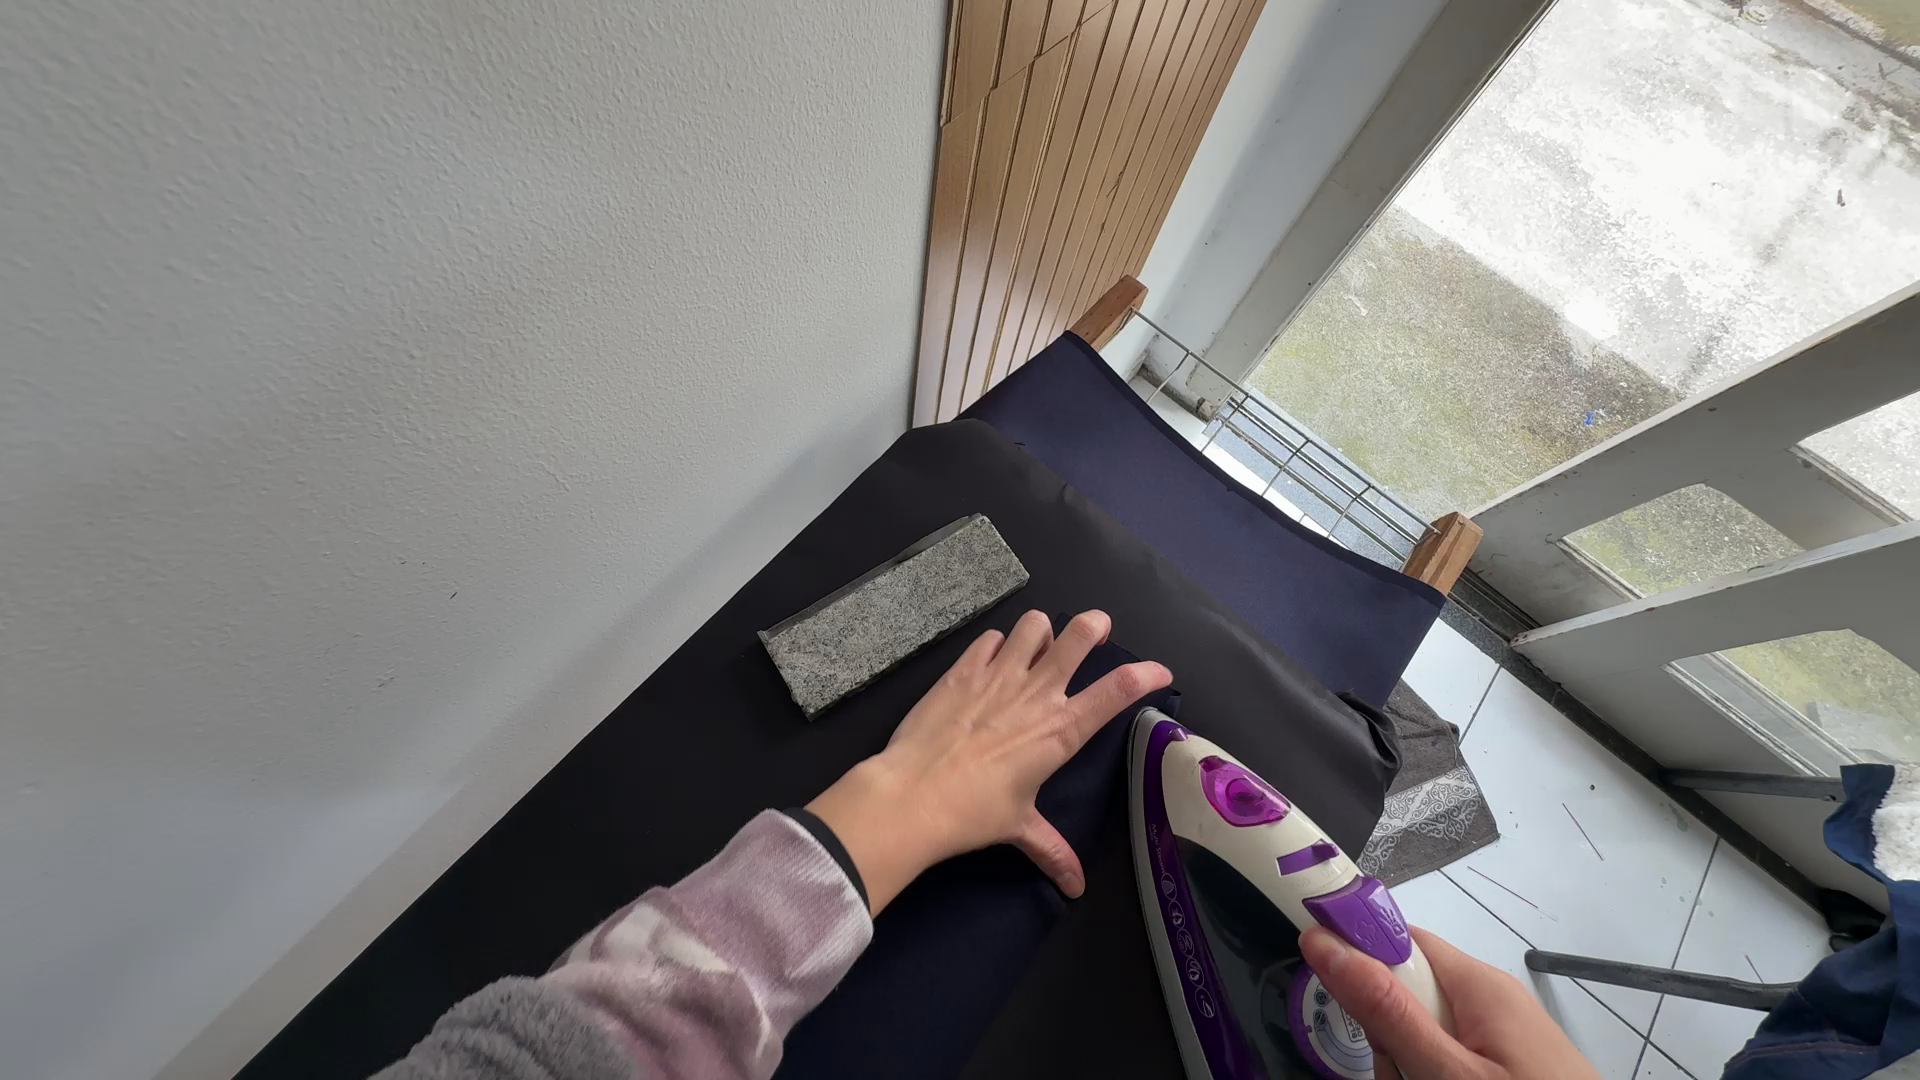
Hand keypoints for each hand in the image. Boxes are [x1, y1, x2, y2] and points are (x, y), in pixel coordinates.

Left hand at [808, 609, 1170, 913]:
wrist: (914, 794)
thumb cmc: (974, 813)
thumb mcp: (1019, 827)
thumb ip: (1051, 849)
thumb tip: (1074, 886)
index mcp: (1060, 730)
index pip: (1117, 690)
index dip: (1147, 674)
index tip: (1161, 671)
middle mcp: (1037, 692)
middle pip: (1079, 635)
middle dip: (1095, 625)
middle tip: (1096, 630)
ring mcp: (999, 673)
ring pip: (1035, 624)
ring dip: (1042, 630)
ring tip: (1038, 645)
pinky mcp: (963, 668)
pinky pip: (990, 638)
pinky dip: (997, 644)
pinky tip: (991, 660)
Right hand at [1300, 925, 1600, 1079]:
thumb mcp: (1449, 1077)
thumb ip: (1385, 1010)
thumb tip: (1318, 938)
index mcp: (1477, 982)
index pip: (1393, 936)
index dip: (1359, 962)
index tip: (1350, 1009)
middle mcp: (1492, 997)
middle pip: (1405, 988)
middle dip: (1387, 1034)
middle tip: (1398, 1076)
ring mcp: (1509, 1036)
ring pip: (1425, 1029)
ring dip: (1408, 1063)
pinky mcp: (1517, 1067)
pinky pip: (1454, 1054)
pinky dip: (1436, 1074)